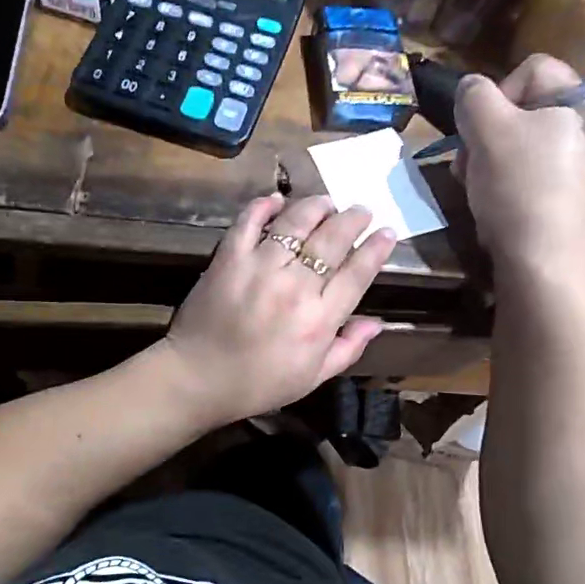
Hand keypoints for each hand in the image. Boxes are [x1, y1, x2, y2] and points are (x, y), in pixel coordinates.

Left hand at [159, 193, 397, 426]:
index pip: (357, 273)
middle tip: (361, 211)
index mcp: (319, 320)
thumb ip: (347, 348)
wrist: (197, 378)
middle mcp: (295, 287)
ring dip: (316, 207)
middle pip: (332, 240)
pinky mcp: (228, 258)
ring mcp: (260, 268)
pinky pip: (248, 221)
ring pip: (295, 224)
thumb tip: (377, 323)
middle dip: (353, 219)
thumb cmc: (259, 383)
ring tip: (326, 203)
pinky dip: (264, 206)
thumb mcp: (312, 377)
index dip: (376, 249)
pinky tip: (277, 200)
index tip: (387, 232)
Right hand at [452, 54, 584, 269]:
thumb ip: (474, 95)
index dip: (497, 93)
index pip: (531, 70)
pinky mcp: (562, 194)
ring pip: (516, 141)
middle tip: (471, 160)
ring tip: (474, 184)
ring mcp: (576, 163)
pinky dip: (501, 181)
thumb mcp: (486, 127)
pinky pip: (524, 171)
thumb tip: (471, 90)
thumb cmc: (518, 184)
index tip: (483, 128)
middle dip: (486, 132)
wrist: (539, 258)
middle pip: (521, 108)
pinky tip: (489, 200)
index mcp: (583, 100)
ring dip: (486, 158)